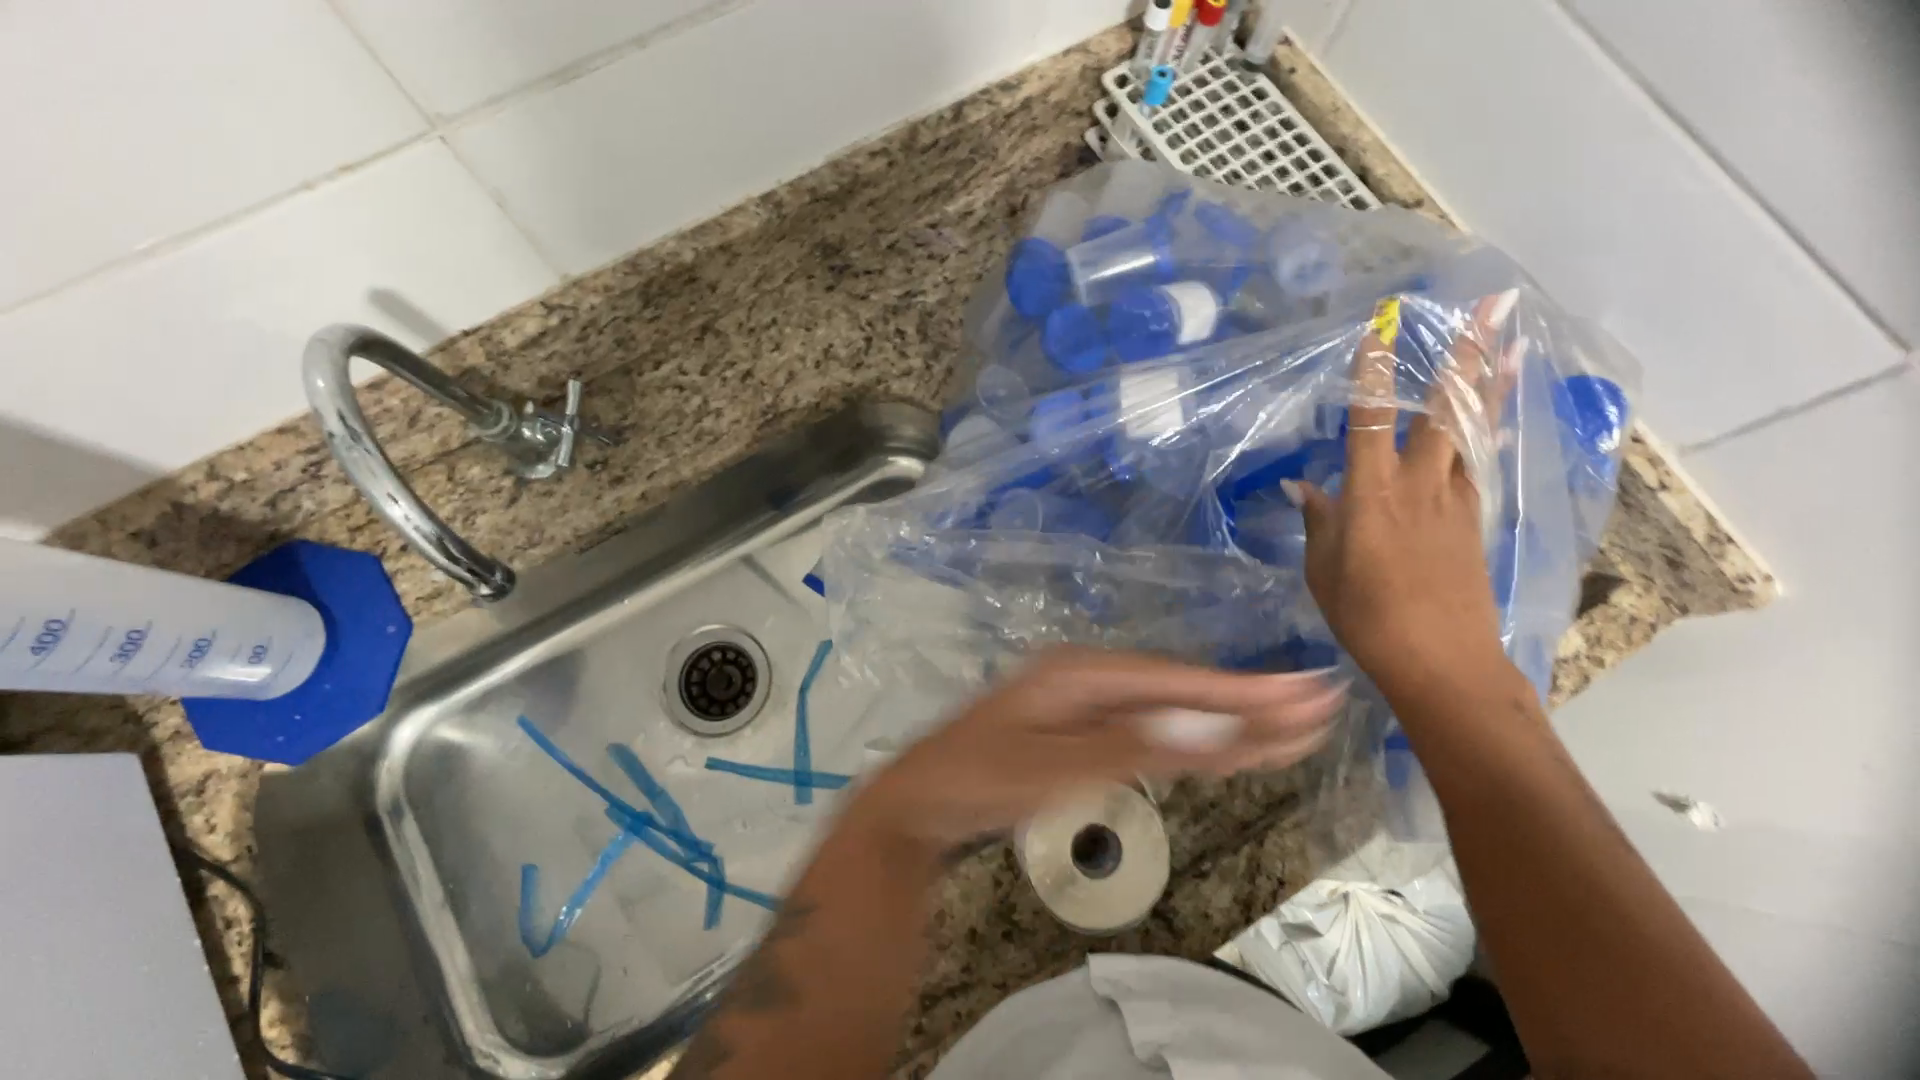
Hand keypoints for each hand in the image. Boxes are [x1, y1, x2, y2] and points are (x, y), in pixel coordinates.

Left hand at [856, 646, 1347, 848]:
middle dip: (1249, 701)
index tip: (1310, 695)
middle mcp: (1090, 678)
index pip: (1181, 683)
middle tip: (1321, 705)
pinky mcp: (1080, 730)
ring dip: (1227, 717)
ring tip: (1291, 722)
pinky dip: (1191, 736)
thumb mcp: (1056, 764)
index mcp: (1084, 673)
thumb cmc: (979, 778)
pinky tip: (1222, 739)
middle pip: (1182, 690)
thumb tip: (1220, 721)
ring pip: (1169, 709)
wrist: (920, 800)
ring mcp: (1084, 703)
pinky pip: (1149, 729)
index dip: (1246, 692)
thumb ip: (1139, 745)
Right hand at [1291, 294, 1523, 702]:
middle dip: (1469, 354)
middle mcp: (1420, 483)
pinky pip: (1477, 464)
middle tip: (1497, 307)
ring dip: (1490, 385)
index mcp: (1373, 493)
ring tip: (1512, 344)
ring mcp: (1456, 500)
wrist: (1441, 660)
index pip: (1371, 417)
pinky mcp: (1474, 521)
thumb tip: (1304, 487)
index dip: (1374, 371)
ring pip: (1472, 431)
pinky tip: (1490, 422)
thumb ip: (1318, 522)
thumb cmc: (1367, 617)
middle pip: (1447, 408)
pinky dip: (1483, 434)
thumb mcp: (1324, 571)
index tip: (1379, 327)